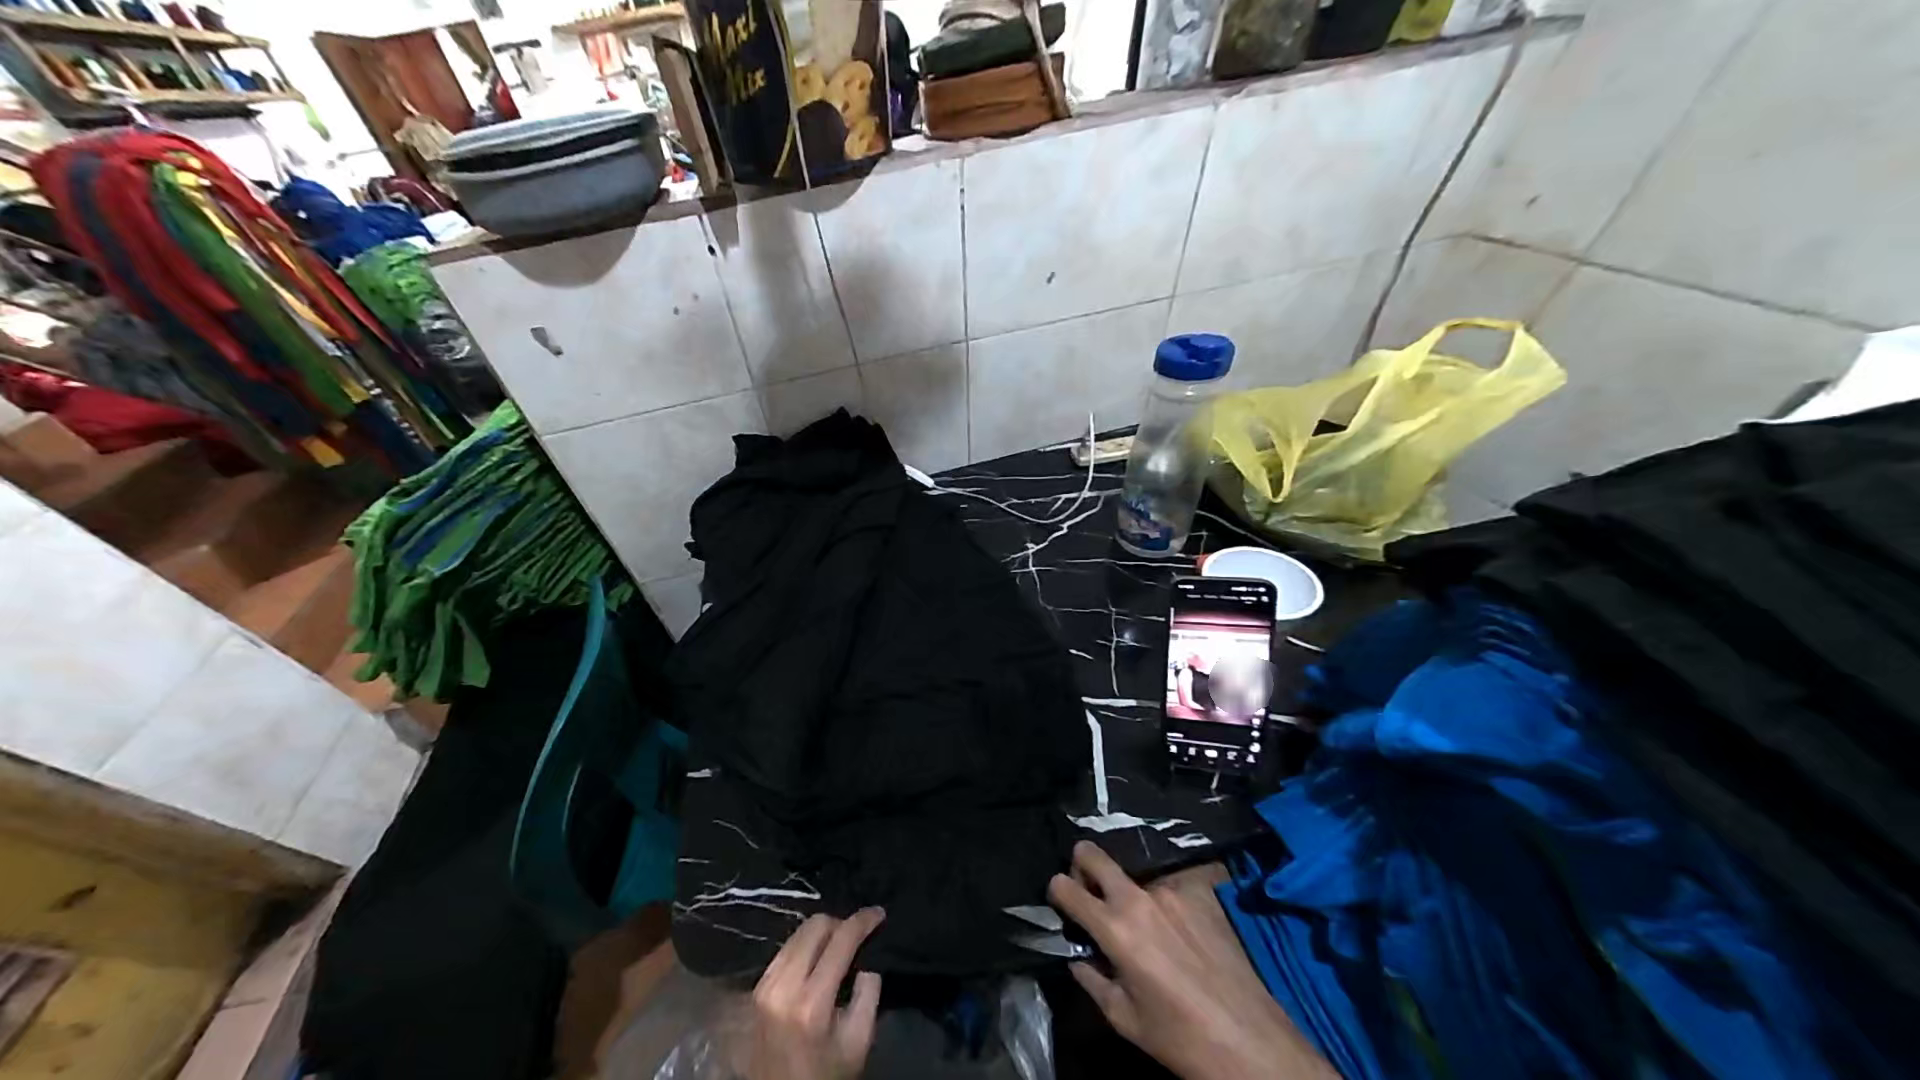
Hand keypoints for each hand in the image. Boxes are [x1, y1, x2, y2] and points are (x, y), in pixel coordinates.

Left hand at [736, 908, 884, 1079]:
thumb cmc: (824, 1074)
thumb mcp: (859, 1043)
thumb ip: (868, 994)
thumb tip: (867, 961)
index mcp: (811, 1003)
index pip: (841, 940)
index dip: (863, 920)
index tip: (879, 913)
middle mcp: (783, 986)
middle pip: (815, 926)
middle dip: (841, 922)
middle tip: (858, 934)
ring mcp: (765, 986)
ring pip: (798, 932)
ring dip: (823, 932)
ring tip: (840, 944)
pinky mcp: (757, 988)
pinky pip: (785, 948)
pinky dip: (805, 944)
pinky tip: (818, 957)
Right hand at [1049, 843, 1335, 1079]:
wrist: (1254, 1044)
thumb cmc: (1181, 1038)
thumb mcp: (1123, 1018)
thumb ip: (1091, 977)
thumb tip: (1078, 953)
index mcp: (1116, 928)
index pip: (1065, 885)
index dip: (1056, 892)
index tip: (1062, 907)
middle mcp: (1141, 897)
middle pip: (1092, 852)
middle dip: (1081, 867)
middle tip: (1091, 898)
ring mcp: (1173, 892)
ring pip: (1132, 876)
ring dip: (1127, 895)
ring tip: (1145, 931)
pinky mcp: (1201, 895)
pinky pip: (1167, 891)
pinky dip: (1161, 907)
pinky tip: (1176, 938)